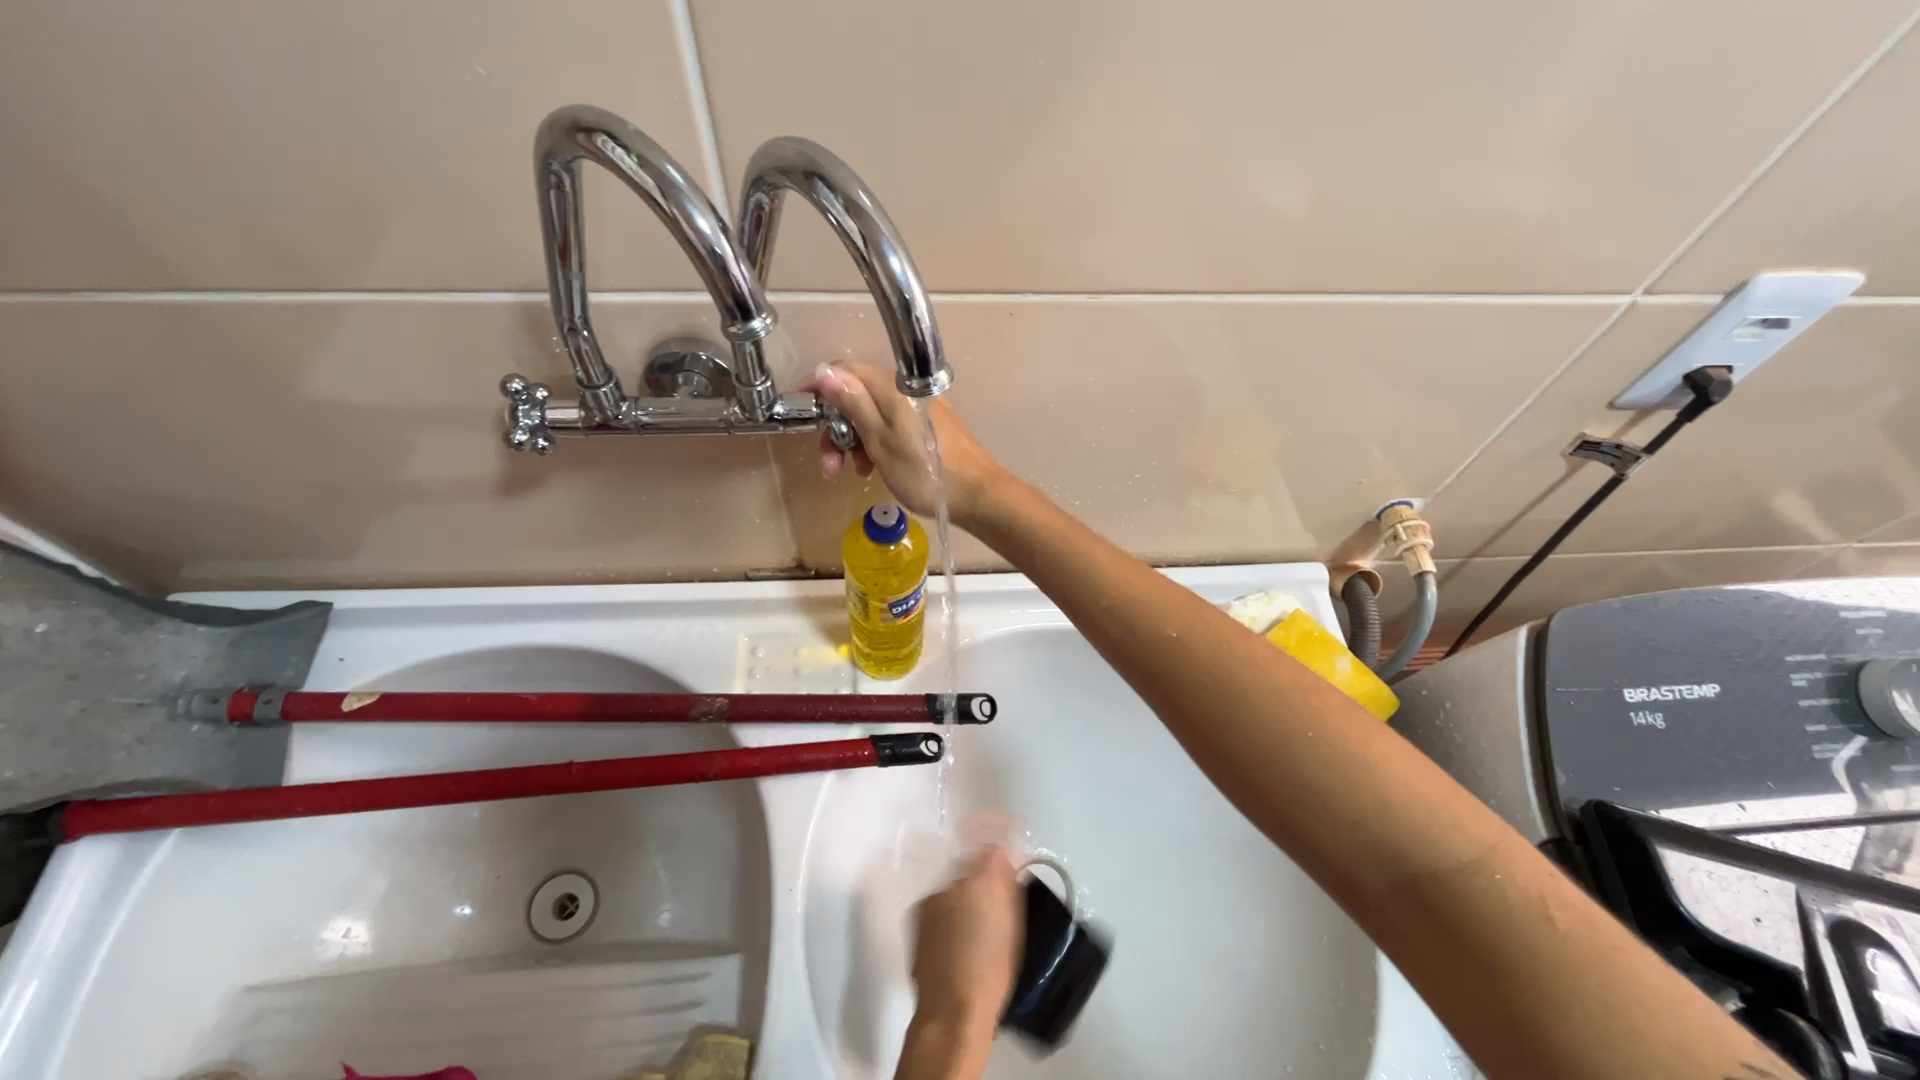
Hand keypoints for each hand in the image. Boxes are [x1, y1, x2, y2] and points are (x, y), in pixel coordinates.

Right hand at [800, 361, 1006, 527]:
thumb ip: (853, 404)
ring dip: (854, 441)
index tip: (800, 407)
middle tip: (829, 463)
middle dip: (836, 427)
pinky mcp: (929, 426)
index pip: (845, 370)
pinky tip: (874, 469)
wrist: (977, 495)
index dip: (820, 386)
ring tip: (853, 472)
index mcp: (892, 387)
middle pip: (857, 396)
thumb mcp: (880, 441)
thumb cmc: (925, 472)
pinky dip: (875, 444)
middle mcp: (905, 389)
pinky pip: (891, 426)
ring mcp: (919, 408)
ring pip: (872, 415)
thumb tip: (825, 372)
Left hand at [910, 844, 1022, 1031]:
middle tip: (1003, 888)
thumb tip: (1006, 852)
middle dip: (985, 869)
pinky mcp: (917, 920)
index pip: (987, 839)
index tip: (1008, 824)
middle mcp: (948, 884)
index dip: (997, 827)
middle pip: (970, 862)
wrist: (950, 1012)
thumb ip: (1008, 884)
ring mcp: (929, 901)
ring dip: (967, 890)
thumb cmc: (990, 975)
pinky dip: (952, 908)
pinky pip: (941, 902)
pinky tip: (963, 933)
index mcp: (977, 882)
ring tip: (983, 920)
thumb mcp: (1012, 929)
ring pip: (955, 884)